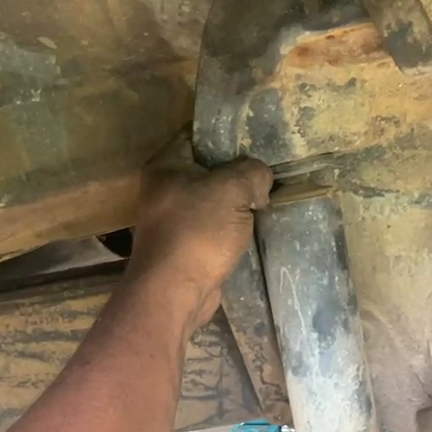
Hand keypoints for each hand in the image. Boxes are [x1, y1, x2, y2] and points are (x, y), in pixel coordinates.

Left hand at [126, 155, 272, 334]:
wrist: (175, 293)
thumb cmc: (198, 233)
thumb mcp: (232, 190)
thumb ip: (252, 173)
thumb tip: (261, 178)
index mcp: (166, 165)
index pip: (200, 138)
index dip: (230, 140)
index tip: (259, 147)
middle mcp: (163, 190)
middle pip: (209, 172)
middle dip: (238, 176)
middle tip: (267, 178)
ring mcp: (172, 221)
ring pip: (213, 203)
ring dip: (237, 207)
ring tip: (265, 204)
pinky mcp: (184, 248)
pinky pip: (213, 229)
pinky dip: (230, 230)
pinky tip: (252, 232)